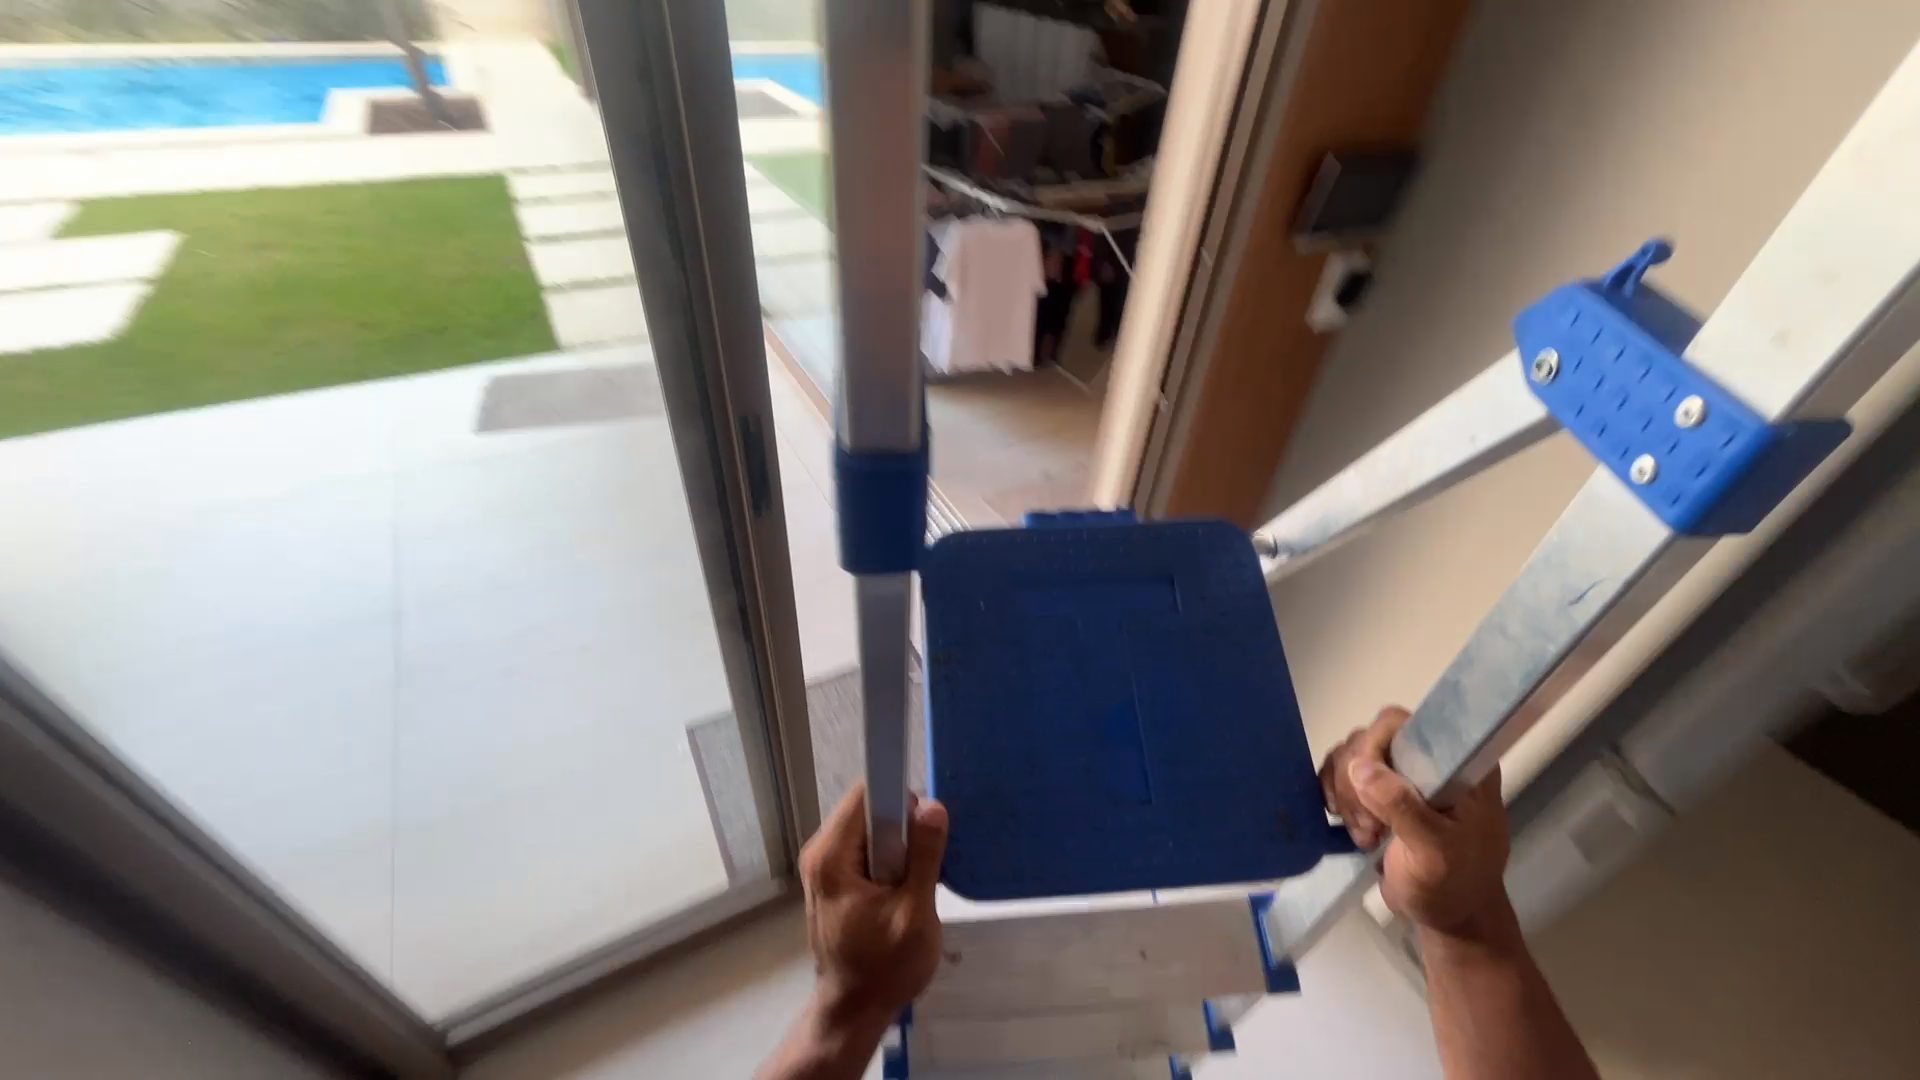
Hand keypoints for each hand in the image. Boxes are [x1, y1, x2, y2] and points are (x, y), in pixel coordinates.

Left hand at [800, 782, 949, 1028]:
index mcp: (831, 856)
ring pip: (870, 825)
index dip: (901, 798)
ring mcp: (824, 864)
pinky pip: (866, 844)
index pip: (866, 793)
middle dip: (903, 823)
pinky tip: (905, 885)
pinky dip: (890, 856)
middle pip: (868, 807)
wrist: (854, 1012)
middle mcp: (820, 851)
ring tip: (918, 875)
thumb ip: (924, 857)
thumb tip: (933, 804)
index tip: (927, 824)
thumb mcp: (915, 914)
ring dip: (899, 842)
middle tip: (927, 859)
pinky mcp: (833, 876)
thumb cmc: (885, 968)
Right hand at [1319, 707, 1515, 945]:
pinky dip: (1336, 798)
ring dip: (1346, 796)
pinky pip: (1339, 771)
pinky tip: (1354, 826)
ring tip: (1367, 834)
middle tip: (1372, 826)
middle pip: (1367, 739)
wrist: (1449, 916)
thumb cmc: (1453, 885)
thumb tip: (1360, 768)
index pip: (1402, 724)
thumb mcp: (1436, 853)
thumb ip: (1404, 808)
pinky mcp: (1377, 786)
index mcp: (1456, 761)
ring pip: (1349, 756)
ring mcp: (1400, 770)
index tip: (1372, 790)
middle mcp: (1426, 756)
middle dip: (1357, 784)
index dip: (1377, 748)